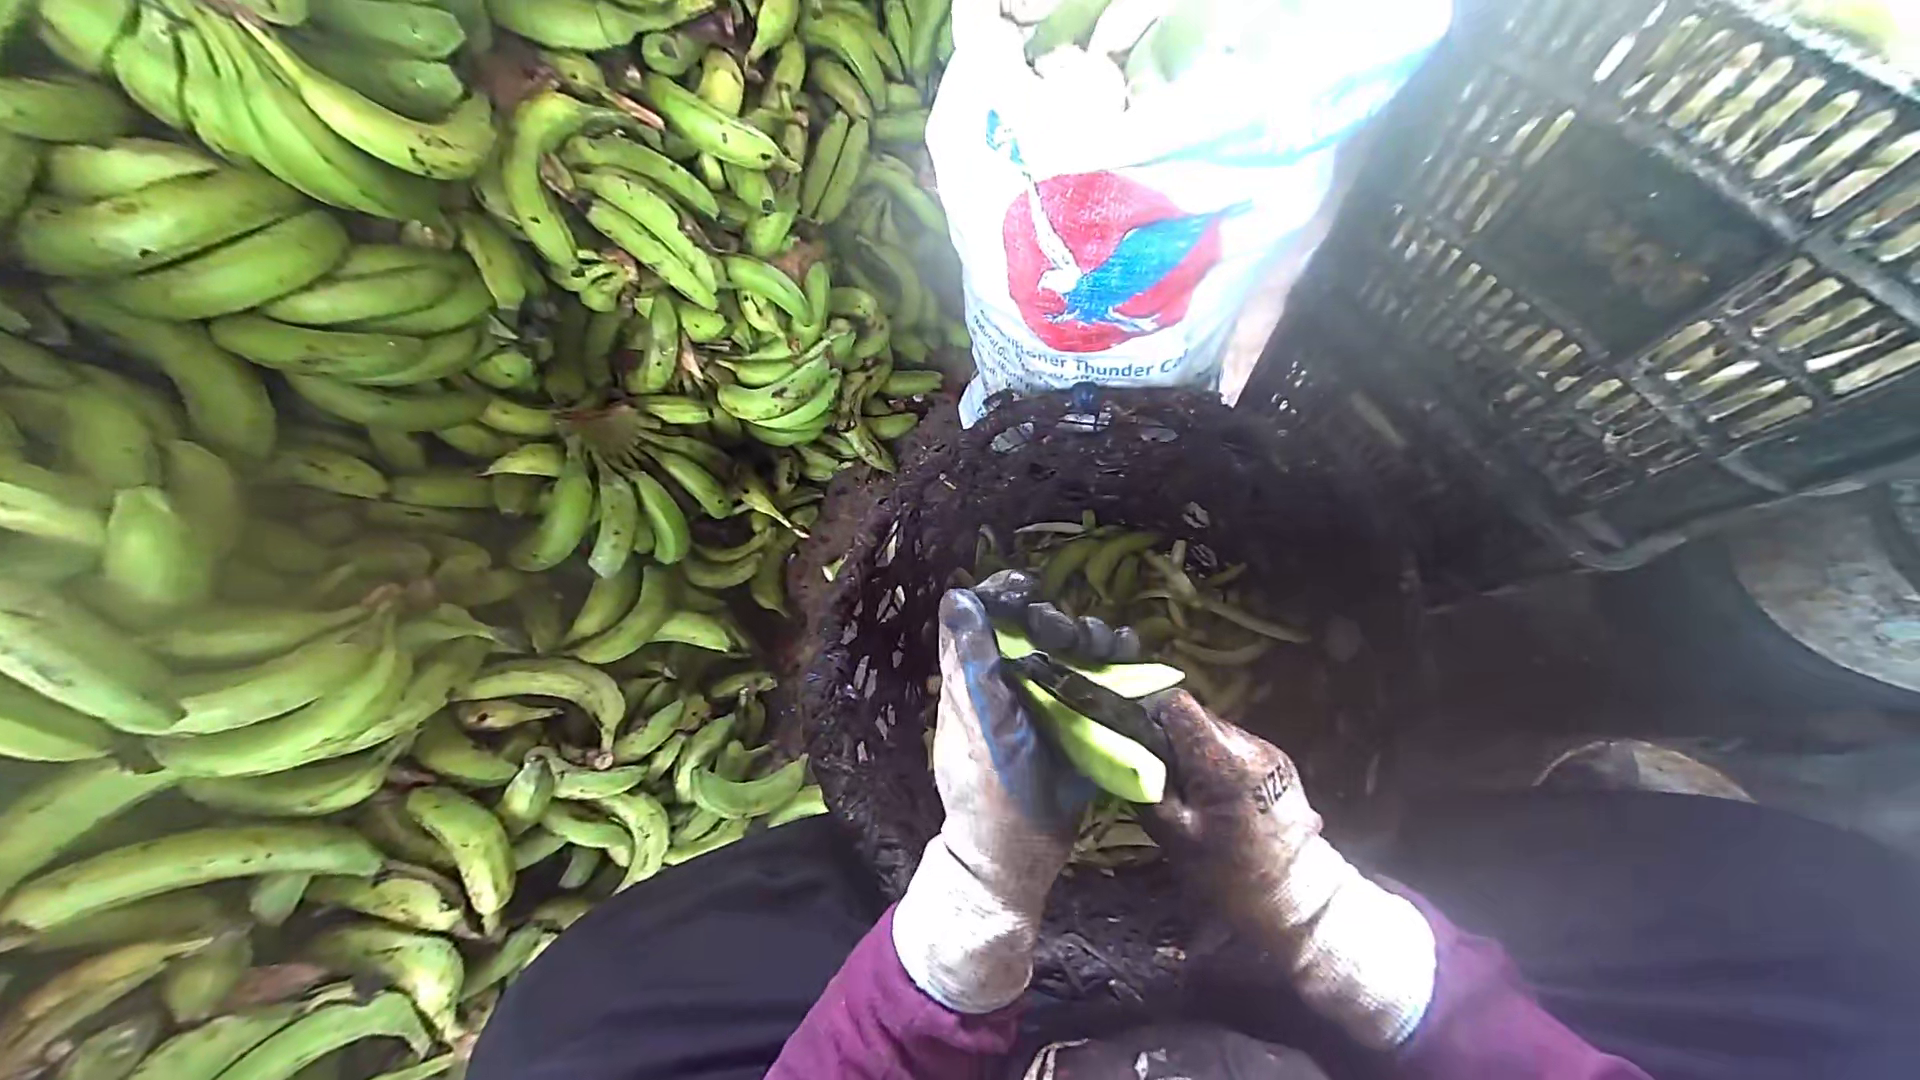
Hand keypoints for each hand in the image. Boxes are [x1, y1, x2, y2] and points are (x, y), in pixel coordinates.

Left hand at [891, 589, 1089, 1012]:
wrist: (1019, 851)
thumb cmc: (989, 785)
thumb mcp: (981, 720)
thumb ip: (972, 660)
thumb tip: (958, 597)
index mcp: (976, 674)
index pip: (985, 614)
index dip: (1006, 594)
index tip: (1030, 590)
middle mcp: (1010, 678)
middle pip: (1034, 627)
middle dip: (1058, 620)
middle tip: (1072, 636)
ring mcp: (1044, 697)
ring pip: (1069, 648)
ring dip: (1091, 636)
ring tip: (1111, 645)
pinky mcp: (1075, 717)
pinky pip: (1096, 677)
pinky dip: (1114, 661)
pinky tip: (1129, 654)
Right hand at [1140, 690, 1437, 1049]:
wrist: (1300, 905)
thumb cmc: (1229, 875)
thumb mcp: (1172, 834)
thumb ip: (1144, 783)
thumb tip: (1119, 748)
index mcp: (1221, 759)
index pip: (1176, 703)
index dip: (1149, 712)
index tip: (1136, 736)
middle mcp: (1248, 744)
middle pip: (1195, 713)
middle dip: (1170, 733)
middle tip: (1158, 768)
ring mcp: (1268, 751)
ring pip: (1213, 728)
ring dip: (1193, 746)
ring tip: (1189, 784)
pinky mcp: (1279, 761)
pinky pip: (1233, 744)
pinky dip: (1215, 757)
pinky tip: (1215, 790)